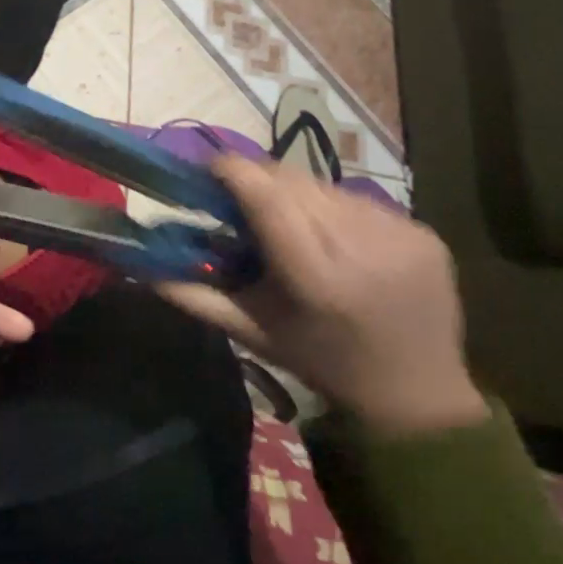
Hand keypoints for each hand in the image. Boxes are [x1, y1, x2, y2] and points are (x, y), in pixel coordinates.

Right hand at [160, 158, 487, 435]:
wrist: (418, 393)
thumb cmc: (320, 362)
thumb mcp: (249, 332)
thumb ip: (192, 295)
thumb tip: (137, 265)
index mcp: (317, 277)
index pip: (268, 195)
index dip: (233, 171)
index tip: (209, 170)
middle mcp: (364, 248)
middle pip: (294, 183)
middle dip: (259, 181)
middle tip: (237, 198)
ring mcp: (402, 237)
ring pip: (326, 187)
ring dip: (295, 194)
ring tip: (285, 221)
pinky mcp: (425, 234)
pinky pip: (360, 201)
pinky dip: (333, 209)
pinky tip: (330, 237)